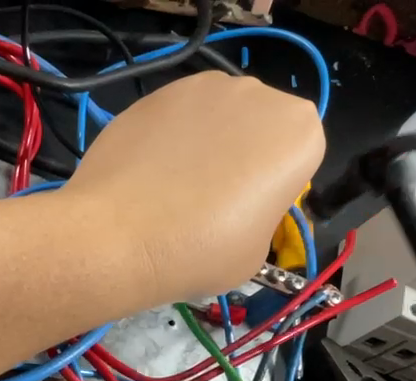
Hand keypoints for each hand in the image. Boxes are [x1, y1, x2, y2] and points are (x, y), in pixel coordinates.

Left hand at [67, 71, 323, 300]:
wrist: (115, 240)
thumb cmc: (194, 254)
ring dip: (194, 147)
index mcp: (300, 133)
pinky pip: (166, 122)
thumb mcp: (251, 257)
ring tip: (162, 192)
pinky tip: (136, 178)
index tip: (236, 218)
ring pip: (209, 120)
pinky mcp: (154, 96)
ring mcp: (202, 89)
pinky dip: (157, 144)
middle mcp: (260, 94)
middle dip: (232, 160)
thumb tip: (236, 213)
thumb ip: (259, 221)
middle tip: (196, 206)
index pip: (291, 159)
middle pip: (253, 130)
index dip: (265, 191)